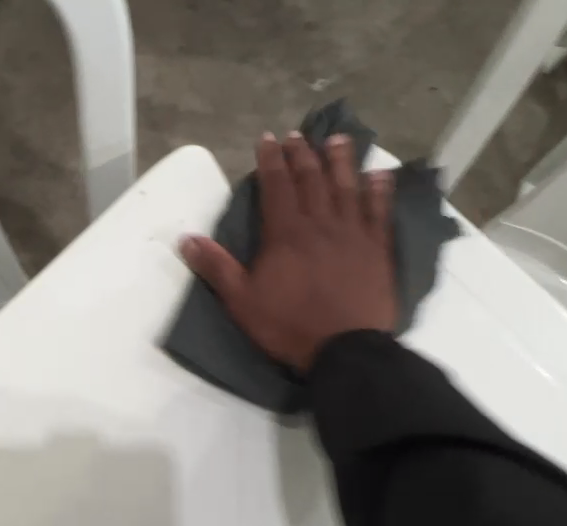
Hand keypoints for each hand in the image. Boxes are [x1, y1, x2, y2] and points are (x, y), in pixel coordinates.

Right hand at [180, 132, 397, 373]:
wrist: (344, 349)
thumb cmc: (288, 326)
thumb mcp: (241, 302)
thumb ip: (216, 267)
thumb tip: (186, 239)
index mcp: (285, 233)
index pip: (276, 185)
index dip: (270, 160)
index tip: (267, 139)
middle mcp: (320, 222)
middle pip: (311, 178)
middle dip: (302, 154)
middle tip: (297, 136)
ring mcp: (353, 233)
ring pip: (346, 186)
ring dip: (340, 160)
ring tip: (336, 139)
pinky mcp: (377, 249)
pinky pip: (380, 211)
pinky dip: (380, 190)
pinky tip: (380, 174)